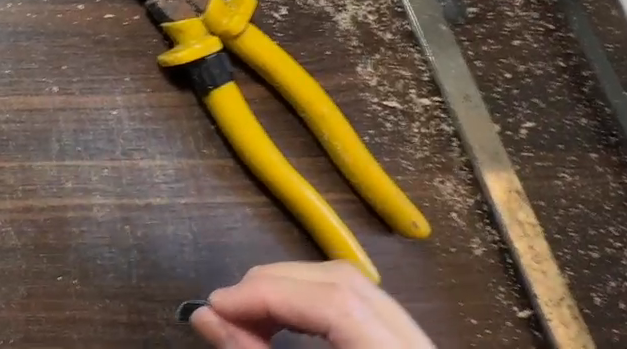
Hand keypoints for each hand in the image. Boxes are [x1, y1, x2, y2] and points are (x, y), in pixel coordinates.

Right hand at [191, 262, 435, 348]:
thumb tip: (203, 315)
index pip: (335, 303)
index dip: (268, 295)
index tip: (215, 306)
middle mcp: (423, 346)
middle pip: (343, 283)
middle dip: (274, 288)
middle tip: (229, 314)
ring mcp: (423, 345)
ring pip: (353, 288)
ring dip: (291, 293)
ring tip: (253, 321)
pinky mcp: (409, 348)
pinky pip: (363, 309)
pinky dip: (315, 309)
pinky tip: (287, 328)